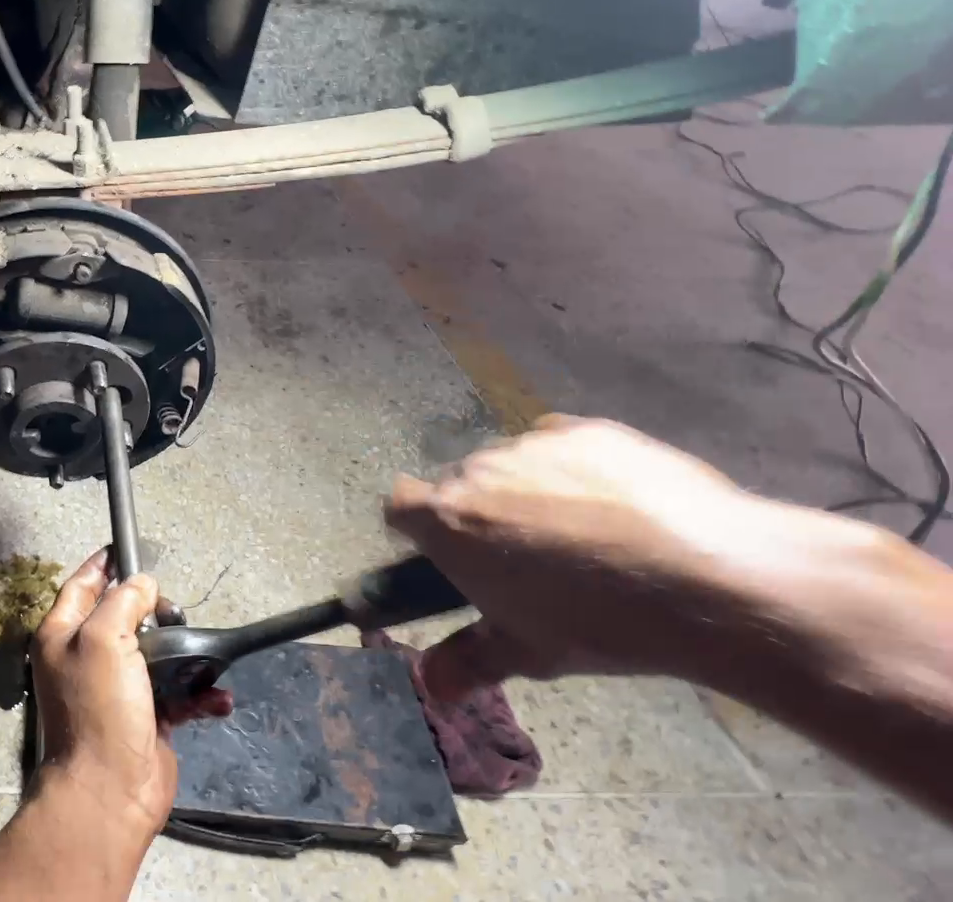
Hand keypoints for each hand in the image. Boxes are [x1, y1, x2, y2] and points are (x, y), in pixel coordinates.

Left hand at [30, 550, 232, 846]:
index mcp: (63, 634)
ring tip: (201, 656)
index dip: (103, 564)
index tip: (127, 548)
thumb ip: (122, 601)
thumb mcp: (104, 639)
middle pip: (124, 616)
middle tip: (174, 613)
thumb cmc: (99, 709)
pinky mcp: (146, 715)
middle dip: (154, 611)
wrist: (110, 792)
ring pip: (157, 653)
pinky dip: (199, 694)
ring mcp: (117, 688)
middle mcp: (86, 657)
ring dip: (185, 654)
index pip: (81, 585)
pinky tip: (217, 697)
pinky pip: (178, 693)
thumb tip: (142, 584)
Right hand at [383, 414, 874, 699]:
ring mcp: (532, 444)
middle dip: (479, 513)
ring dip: (524, 490)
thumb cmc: (601, 622)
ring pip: (510, 465)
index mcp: (448, 520)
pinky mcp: (587, 430)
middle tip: (526, 556)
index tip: (448, 553)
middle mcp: (477, 470)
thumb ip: (468, 662)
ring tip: (583, 533)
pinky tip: (613, 505)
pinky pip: (557, 445)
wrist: (716, 580)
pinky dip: (569, 469)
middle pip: (459, 485)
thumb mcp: (527, 652)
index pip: (400, 505)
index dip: (417, 528)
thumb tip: (432, 686)